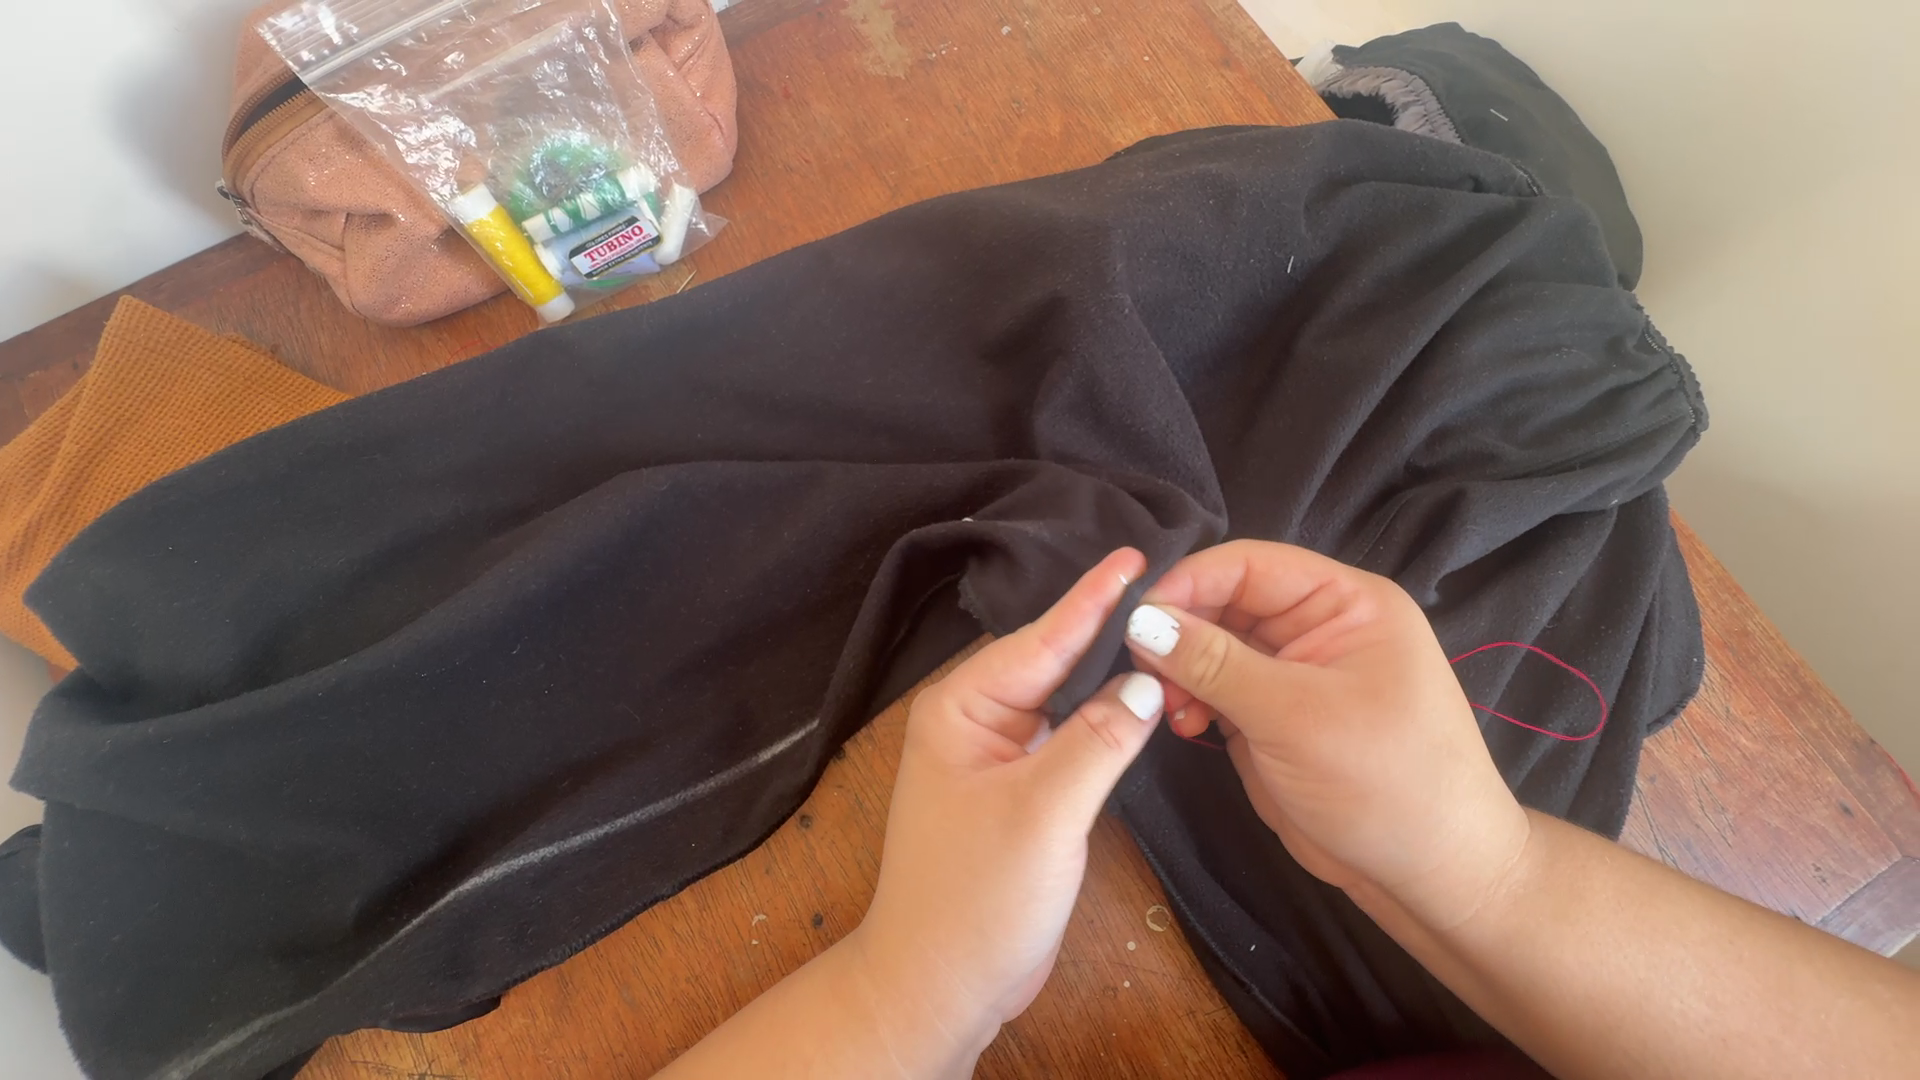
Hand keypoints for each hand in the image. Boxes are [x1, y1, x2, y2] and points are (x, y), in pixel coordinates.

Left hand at [852, 548, 1166, 1057]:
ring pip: (1061, 698)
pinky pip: (1065, 735)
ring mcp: (998, 752)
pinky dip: (1100, 720)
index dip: (1090, 599)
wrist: (940, 984)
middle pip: (1050, 661)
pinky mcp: (1020, 785)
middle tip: (1162, 591)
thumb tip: (1144, 682)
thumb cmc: (976, 897)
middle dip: (1103, 630)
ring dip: (1105, 675)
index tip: (1133, 556)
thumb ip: (1097, 742)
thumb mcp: (1042, 813)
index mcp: (962, 707)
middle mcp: (977, 717)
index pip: (1039, 640)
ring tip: (1157, 634)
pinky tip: (1132, 700)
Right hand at [1122, 540, 1529, 927]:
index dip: (1188, 580)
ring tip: (1166, 705)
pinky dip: (1189, 698)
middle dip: (1178, 631)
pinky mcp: (1268, 710)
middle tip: (1140, 666)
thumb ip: (1212, 662)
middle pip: (1223, 601)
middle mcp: (1313, 624)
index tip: (1134, 614)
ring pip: (1210, 644)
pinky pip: (1212, 684)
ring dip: (1178, 669)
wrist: (1427, 878)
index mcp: (1343, 602)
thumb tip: (1138, 620)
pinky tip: (1183, 724)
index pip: (1248, 565)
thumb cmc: (1382, 783)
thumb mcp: (1294, 716)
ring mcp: (1288, 669)